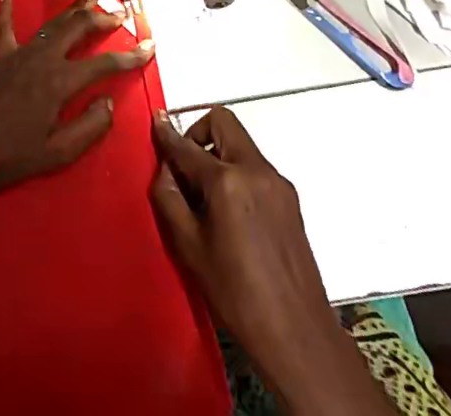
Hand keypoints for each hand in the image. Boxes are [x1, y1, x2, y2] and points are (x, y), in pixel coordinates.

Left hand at [0, 0, 151, 199]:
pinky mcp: (1, 61)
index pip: (104, 63)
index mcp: (60, 82)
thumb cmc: (16, 157)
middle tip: (120, 15)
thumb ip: (92, 125)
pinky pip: (5, 30)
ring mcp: (20, 56)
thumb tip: (108, 102)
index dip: (130, 56)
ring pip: (53, 24)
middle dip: (103, 19)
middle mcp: (43, 60)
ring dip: (74, 9)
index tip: (149, 48)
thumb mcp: (61, 152)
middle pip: (79, 29)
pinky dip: (6, 12)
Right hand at [151, 108, 392, 413]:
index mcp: (229, 182)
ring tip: (203, 198)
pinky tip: (226, 211)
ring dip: (218, 155)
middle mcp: (257, 171)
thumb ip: (170, 199)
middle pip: (224, 123)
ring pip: (241, 144)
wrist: (293, 327)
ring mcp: (277, 181)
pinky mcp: (289, 196)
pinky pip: (255, 167)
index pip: (188, 146)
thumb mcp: (189, 248)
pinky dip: (236, 173)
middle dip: (198, 134)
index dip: (167, 135)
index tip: (157, 124)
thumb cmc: (238, 295)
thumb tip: (164, 170)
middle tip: (182, 166)